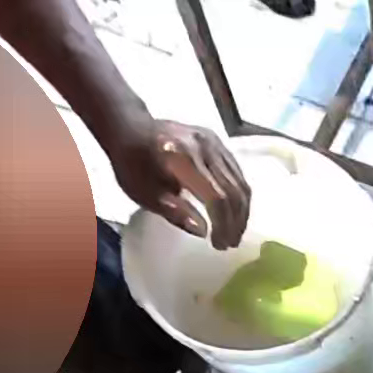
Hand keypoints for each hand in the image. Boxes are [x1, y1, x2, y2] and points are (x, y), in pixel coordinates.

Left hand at [109, 119, 250, 249]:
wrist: (130, 127)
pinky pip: (238, 174)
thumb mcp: (146, 195)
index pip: (216, 197)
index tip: (218, 245)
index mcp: (184, 158)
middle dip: (234, 222)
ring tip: (234, 234)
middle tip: (229, 244)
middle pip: (233, 191)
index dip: (221, 225)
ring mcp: (215, 142)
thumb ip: (175, 212)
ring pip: (240, 183)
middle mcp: (205, 146)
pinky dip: (240, 198)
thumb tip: (203, 231)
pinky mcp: (219, 143)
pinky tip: (234, 214)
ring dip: (241, 213)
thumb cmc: (133, 166)